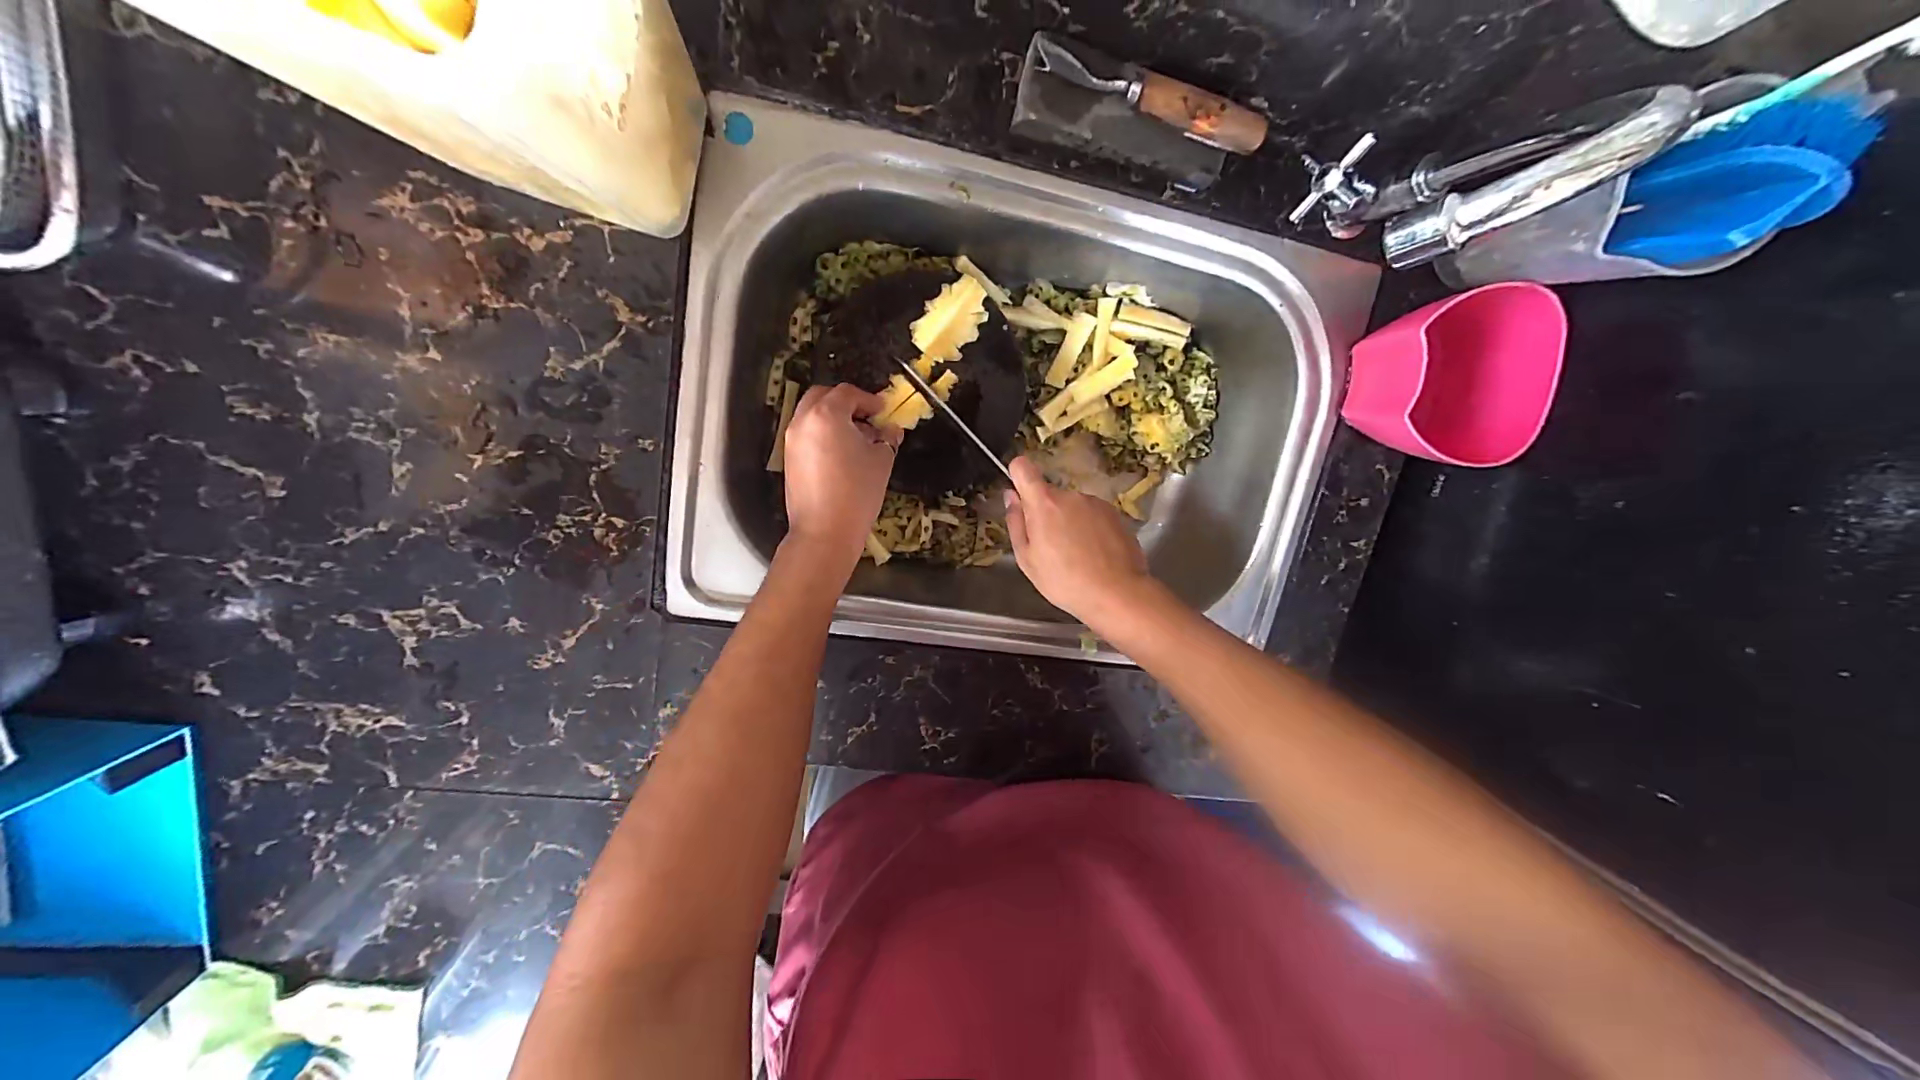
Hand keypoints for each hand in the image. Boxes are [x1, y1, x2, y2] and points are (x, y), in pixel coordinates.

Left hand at [781, 383, 900, 573]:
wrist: (825, 531)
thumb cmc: (857, 493)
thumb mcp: (881, 460)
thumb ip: (887, 438)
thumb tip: (890, 430)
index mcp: (827, 414)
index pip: (848, 393)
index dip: (869, 399)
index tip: (882, 410)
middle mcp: (804, 421)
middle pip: (823, 396)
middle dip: (846, 402)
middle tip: (867, 417)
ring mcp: (792, 440)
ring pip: (812, 415)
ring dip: (833, 418)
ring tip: (857, 438)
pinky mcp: (789, 459)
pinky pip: (807, 434)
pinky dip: (823, 434)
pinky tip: (842, 454)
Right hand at [1003, 455, 1155, 626]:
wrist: (1117, 593)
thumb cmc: (1064, 581)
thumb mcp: (1027, 559)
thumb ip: (1016, 522)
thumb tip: (1011, 497)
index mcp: (1044, 503)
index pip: (1023, 468)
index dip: (1017, 476)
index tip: (1020, 495)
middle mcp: (1071, 495)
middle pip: (1050, 495)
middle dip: (1046, 514)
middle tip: (1050, 547)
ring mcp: (1096, 503)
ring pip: (1073, 508)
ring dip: (1070, 524)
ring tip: (1076, 556)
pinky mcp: (1116, 515)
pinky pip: (1093, 517)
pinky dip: (1090, 530)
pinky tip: (1094, 556)